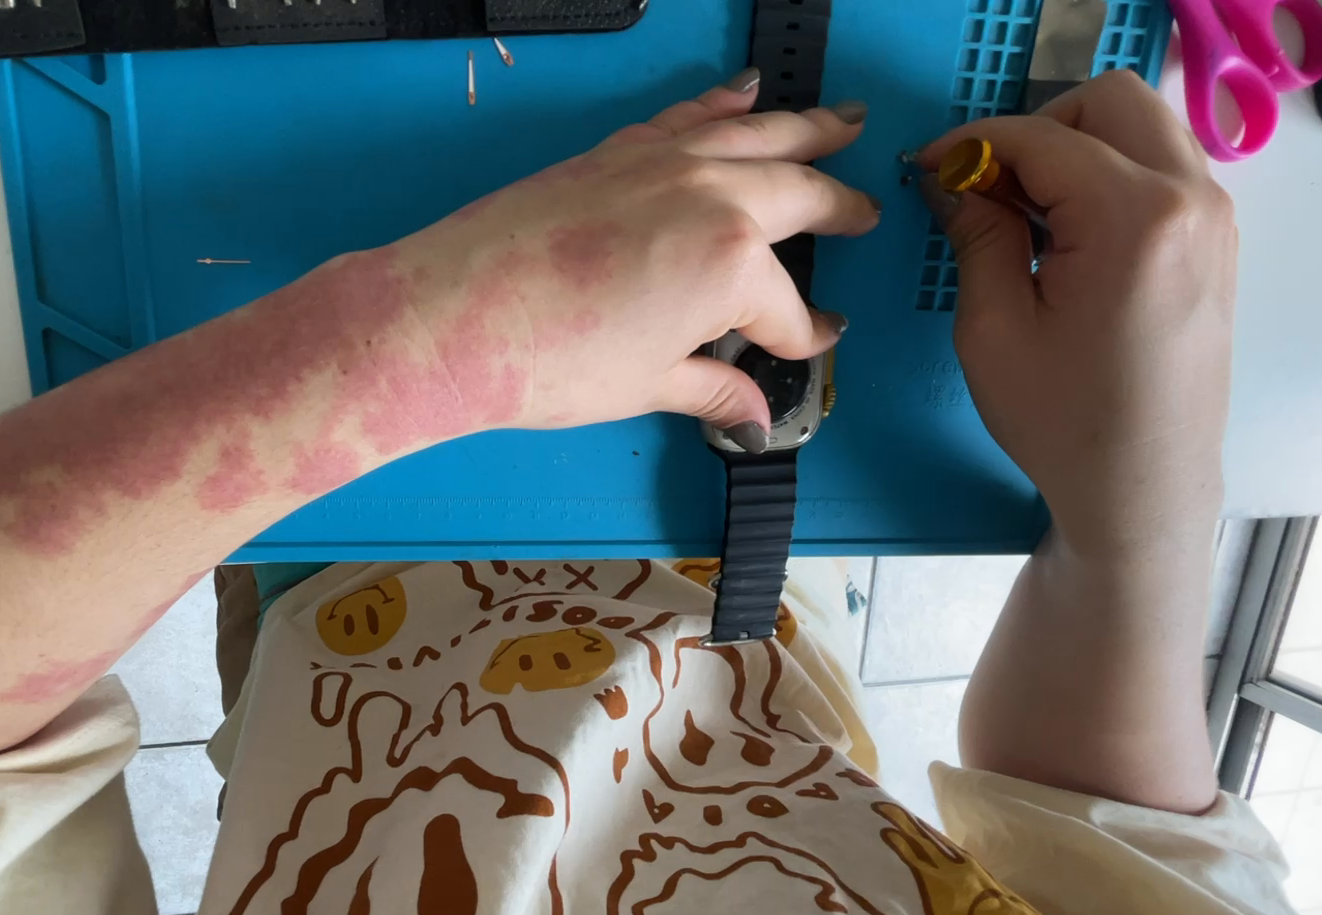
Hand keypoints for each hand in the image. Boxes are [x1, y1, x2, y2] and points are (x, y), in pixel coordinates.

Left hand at [385, 73, 880, 438]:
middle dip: (838, 210)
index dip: (800, 336)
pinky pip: (691, 114)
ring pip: (759, 136)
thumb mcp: (647, 384)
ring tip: (846, 123)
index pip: (784, 311)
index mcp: (732, 264)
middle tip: (866, 213)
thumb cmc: (548, 361)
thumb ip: (712, 389)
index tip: (810, 344)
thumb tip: (747, 415)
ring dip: (807, 130)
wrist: (455, 318)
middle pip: (797, 199)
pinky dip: (725, 104)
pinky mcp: (619, 150)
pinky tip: (748, 93)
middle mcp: (712, 198)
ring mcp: (665, 163)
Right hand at [918, 71, 1234, 560]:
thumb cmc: (1057, 416)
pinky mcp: (1212, 241)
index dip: (972, 143)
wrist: (1140, 479)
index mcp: (1133, 216)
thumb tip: (955, 185)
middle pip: (1111, 101)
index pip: (1045, 138)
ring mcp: (1214, 215)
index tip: (923, 168)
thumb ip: (979, 240)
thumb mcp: (992, 330)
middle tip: (978, 189)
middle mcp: (1192, 195)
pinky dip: (1101, 178)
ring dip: (1069, 152)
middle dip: (1032, 130)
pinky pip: (1157, 171)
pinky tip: (1058, 237)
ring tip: (1013, 216)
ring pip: (1140, 129)